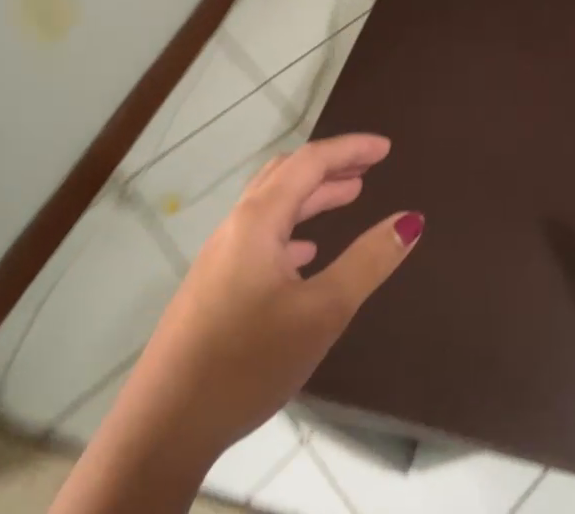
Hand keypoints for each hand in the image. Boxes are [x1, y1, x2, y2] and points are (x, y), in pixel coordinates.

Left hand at [59, 134, 420, 512]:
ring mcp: (219, 261)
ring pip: (270, 209)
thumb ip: (369, 261)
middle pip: (284, 178)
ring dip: (311, 196)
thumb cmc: (248, 361)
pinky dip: (291, 230)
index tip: (386, 148)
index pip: (309, 163)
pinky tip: (306, 254)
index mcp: (257, 223)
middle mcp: (234, 231)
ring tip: (348, 197)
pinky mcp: (213, 291)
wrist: (163, 426)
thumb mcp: (323, 311)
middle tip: (370, 167)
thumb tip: (411, 219)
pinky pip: (259, 240)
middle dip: (329, 166)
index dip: (349, 149)